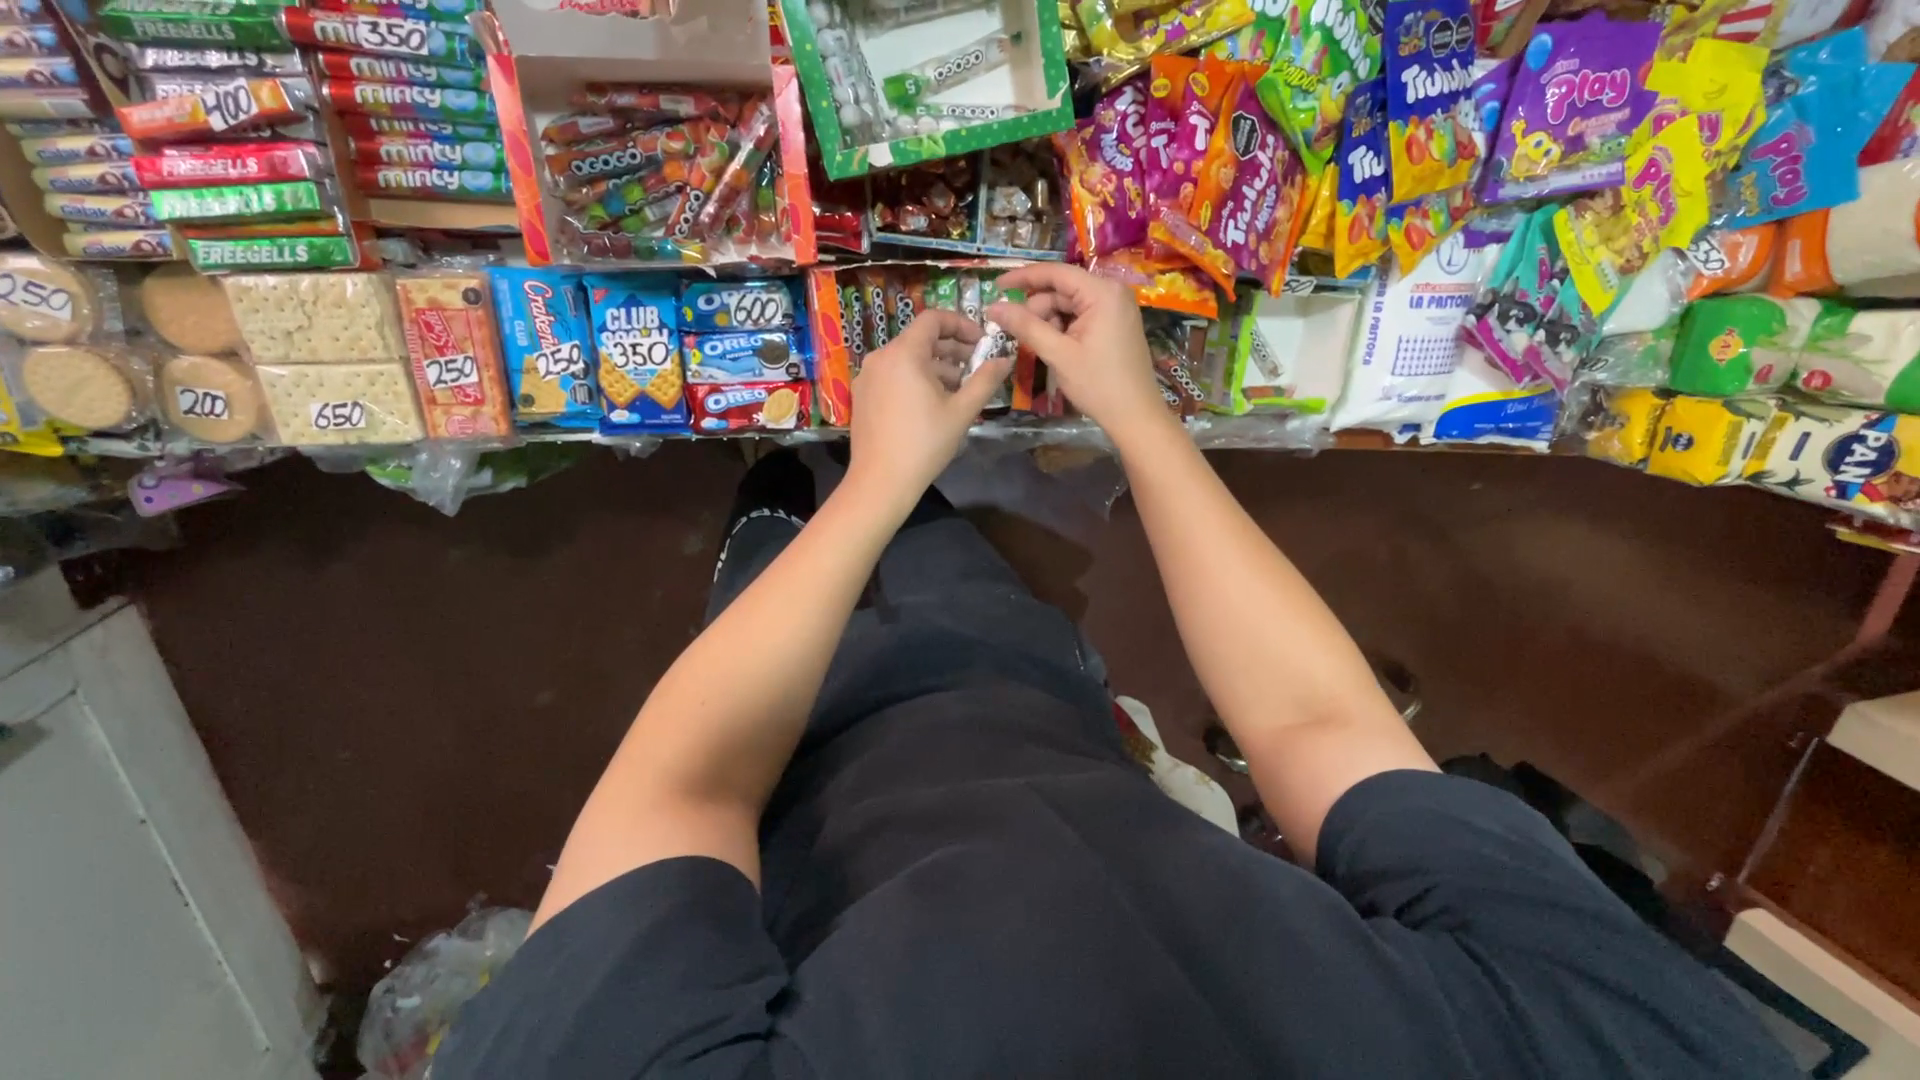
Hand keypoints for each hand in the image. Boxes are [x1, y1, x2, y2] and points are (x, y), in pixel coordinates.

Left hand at [847, 309, 1010, 511]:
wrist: (880, 481)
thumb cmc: (924, 443)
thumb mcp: (961, 411)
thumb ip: (985, 380)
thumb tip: (1005, 360)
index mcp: (904, 354)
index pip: (933, 319)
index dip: (961, 324)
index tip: (981, 342)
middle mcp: (881, 357)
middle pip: (920, 339)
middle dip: (951, 349)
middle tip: (976, 367)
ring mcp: (867, 377)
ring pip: (907, 359)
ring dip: (935, 367)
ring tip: (958, 390)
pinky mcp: (862, 396)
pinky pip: (893, 375)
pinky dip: (915, 379)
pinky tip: (931, 404)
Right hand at [985, 264, 1167, 437]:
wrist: (1136, 416)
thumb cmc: (1098, 385)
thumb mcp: (1058, 354)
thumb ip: (1026, 327)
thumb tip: (992, 309)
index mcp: (1102, 292)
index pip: (1056, 273)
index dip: (1023, 277)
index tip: (996, 286)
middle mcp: (1112, 292)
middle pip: (1062, 289)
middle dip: (1037, 308)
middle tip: (1015, 332)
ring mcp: (1116, 308)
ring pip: (1070, 304)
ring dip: (1048, 320)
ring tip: (1036, 345)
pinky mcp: (1115, 324)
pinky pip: (1081, 316)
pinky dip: (1063, 327)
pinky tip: (1053, 346)